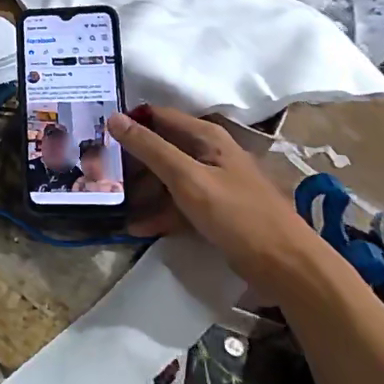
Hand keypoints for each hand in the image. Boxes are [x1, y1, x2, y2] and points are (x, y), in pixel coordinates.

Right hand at [110, 106, 321, 294]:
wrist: (286, 266)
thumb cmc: (237, 215)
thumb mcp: (188, 178)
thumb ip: (150, 148)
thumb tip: (114, 118)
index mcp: (206, 137)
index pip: (157, 117)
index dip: (129, 123)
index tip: (96, 135)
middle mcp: (208, 153)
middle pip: (160, 148)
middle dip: (131, 162)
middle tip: (99, 175)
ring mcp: (211, 182)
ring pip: (166, 178)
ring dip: (141, 191)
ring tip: (113, 205)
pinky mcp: (213, 210)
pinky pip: (178, 203)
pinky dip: (159, 213)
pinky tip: (138, 228)